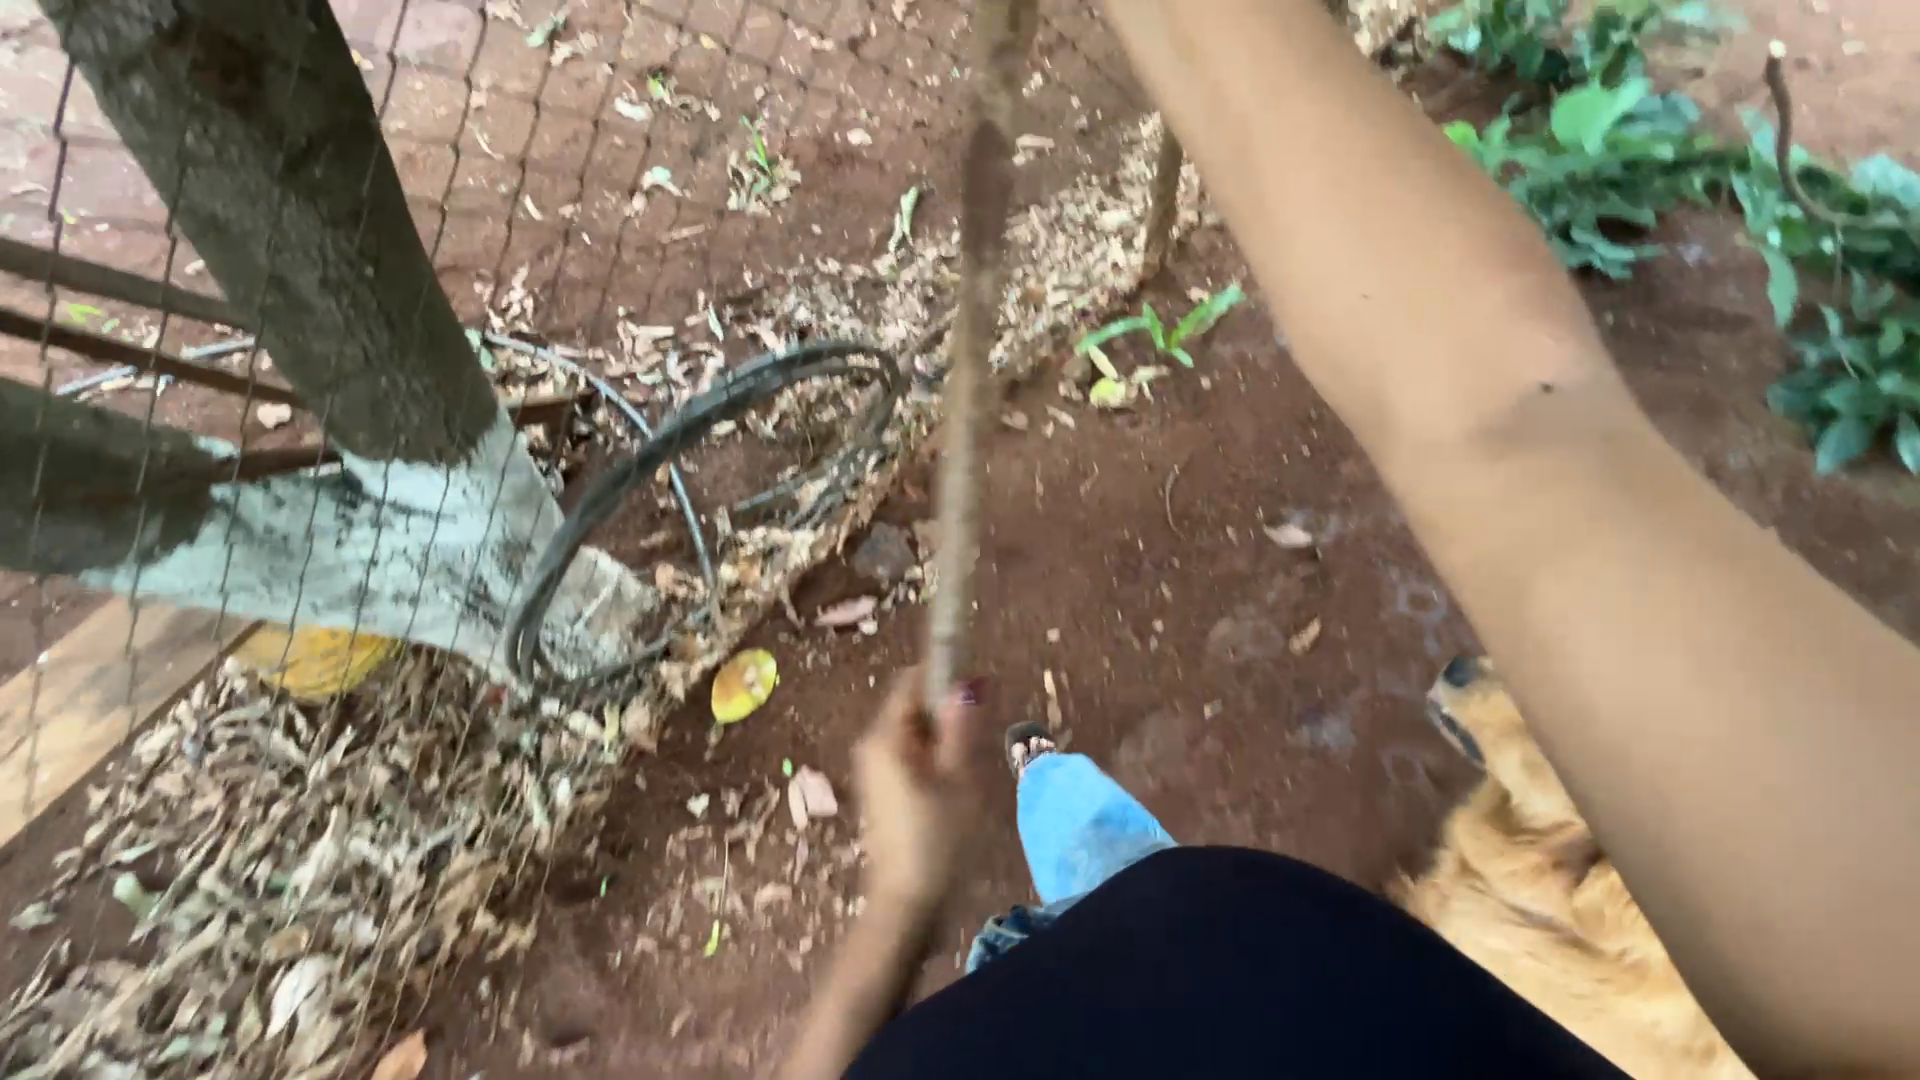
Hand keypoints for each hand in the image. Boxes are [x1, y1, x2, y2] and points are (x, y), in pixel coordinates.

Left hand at [852, 669, 985, 911]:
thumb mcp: (958, 776)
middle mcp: (871, 743)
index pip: (912, 679)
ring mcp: (873, 767)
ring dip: (942, 738)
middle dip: (946, 712)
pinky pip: (908, 753)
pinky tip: (951, 787)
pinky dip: (931, 757)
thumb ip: (962, 725)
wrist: (908, 901)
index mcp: (885, 736)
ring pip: (913, 731)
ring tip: (966, 770)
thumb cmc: (937, 836)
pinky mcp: (881, 787)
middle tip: (976, 742)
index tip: (977, 689)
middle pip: (913, 705)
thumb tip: (970, 681)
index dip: (944, 675)